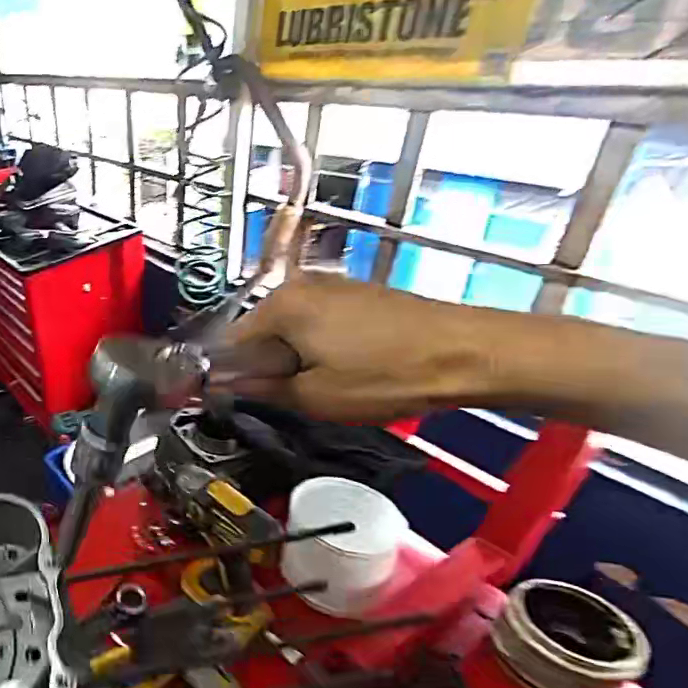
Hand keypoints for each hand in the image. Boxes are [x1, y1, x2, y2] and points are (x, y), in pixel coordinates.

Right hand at [215, 271, 537, 421]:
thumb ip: (262, 390)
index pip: (231, 341)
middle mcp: (300, 286)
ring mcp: (331, 286)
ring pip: (291, 328)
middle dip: (265, 366)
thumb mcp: (315, 397)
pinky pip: (317, 322)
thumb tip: (225, 386)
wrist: (463, 352)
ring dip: (294, 358)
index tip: (232, 401)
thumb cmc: (385, 376)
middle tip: (287, 400)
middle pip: (261, 332)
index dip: (228, 374)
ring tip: (321, 388)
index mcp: (281, 305)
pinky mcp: (356, 294)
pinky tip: (344, 370)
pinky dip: (318, 346)